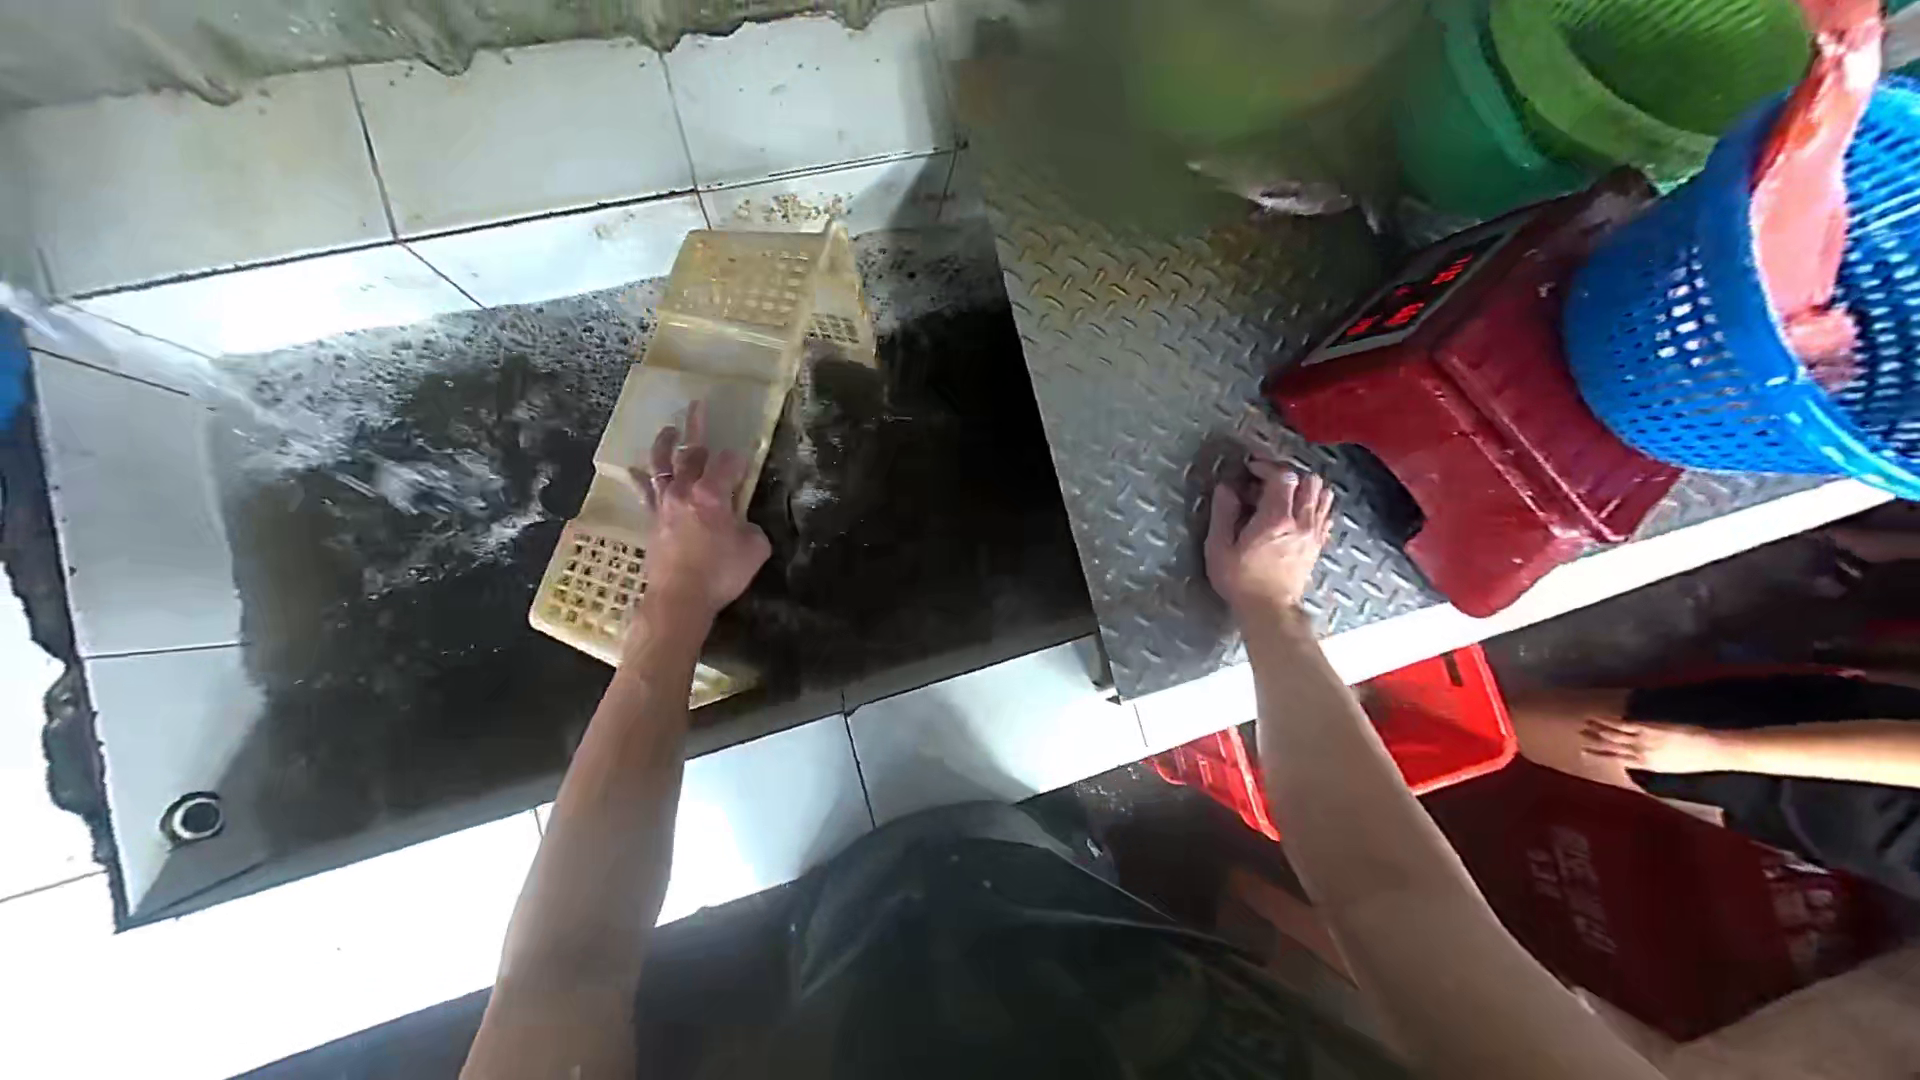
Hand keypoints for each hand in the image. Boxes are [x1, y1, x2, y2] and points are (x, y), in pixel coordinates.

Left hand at [626, 401, 770, 623]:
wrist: (679, 599)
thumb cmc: (721, 574)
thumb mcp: (755, 548)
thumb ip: (751, 527)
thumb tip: (742, 523)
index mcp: (713, 494)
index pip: (728, 463)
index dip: (739, 459)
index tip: (746, 461)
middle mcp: (685, 491)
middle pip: (692, 453)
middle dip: (697, 429)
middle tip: (698, 407)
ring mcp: (665, 504)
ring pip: (663, 465)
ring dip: (666, 444)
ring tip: (669, 429)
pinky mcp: (652, 519)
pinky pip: (645, 492)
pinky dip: (641, 478)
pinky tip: (635, 469)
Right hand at [1205, 459, 1333, 618]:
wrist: (1269, 609)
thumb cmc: (1239, 580)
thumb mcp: (1219, 547)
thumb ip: (1223, 513)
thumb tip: (1226, 487)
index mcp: (1276, 519)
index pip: (1283, 476)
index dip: (1266, 466)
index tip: (1249, 470)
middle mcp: (1302, 521)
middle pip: (1309, 480)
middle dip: (1286, 474)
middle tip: (1264, 483)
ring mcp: (1314, 532)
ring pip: (1322, 493)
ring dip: (1303, 487)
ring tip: (1281, 496)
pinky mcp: (1318, 543)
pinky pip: (1325, 512)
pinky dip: (1313, 504)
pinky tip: (1295, 513)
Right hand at [1580, 717, 1728, 773]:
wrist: (1716, 750)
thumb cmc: (1699, 761)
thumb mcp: (1673, 767)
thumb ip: (1653, 762)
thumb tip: (1636, 758)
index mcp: (1648, 765)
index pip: (1616, 759)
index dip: (1599, 755)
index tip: (1584, 751)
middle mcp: (1640, 753)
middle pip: (1611, 746)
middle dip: (1594, 740)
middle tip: (1579, 734)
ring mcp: (1643, 740)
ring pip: (1613, 734)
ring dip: (1597, 728)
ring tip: (1585, 723)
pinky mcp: (1647, 729)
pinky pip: (1623, 725)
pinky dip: (1609, 720)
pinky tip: (1601, 716)